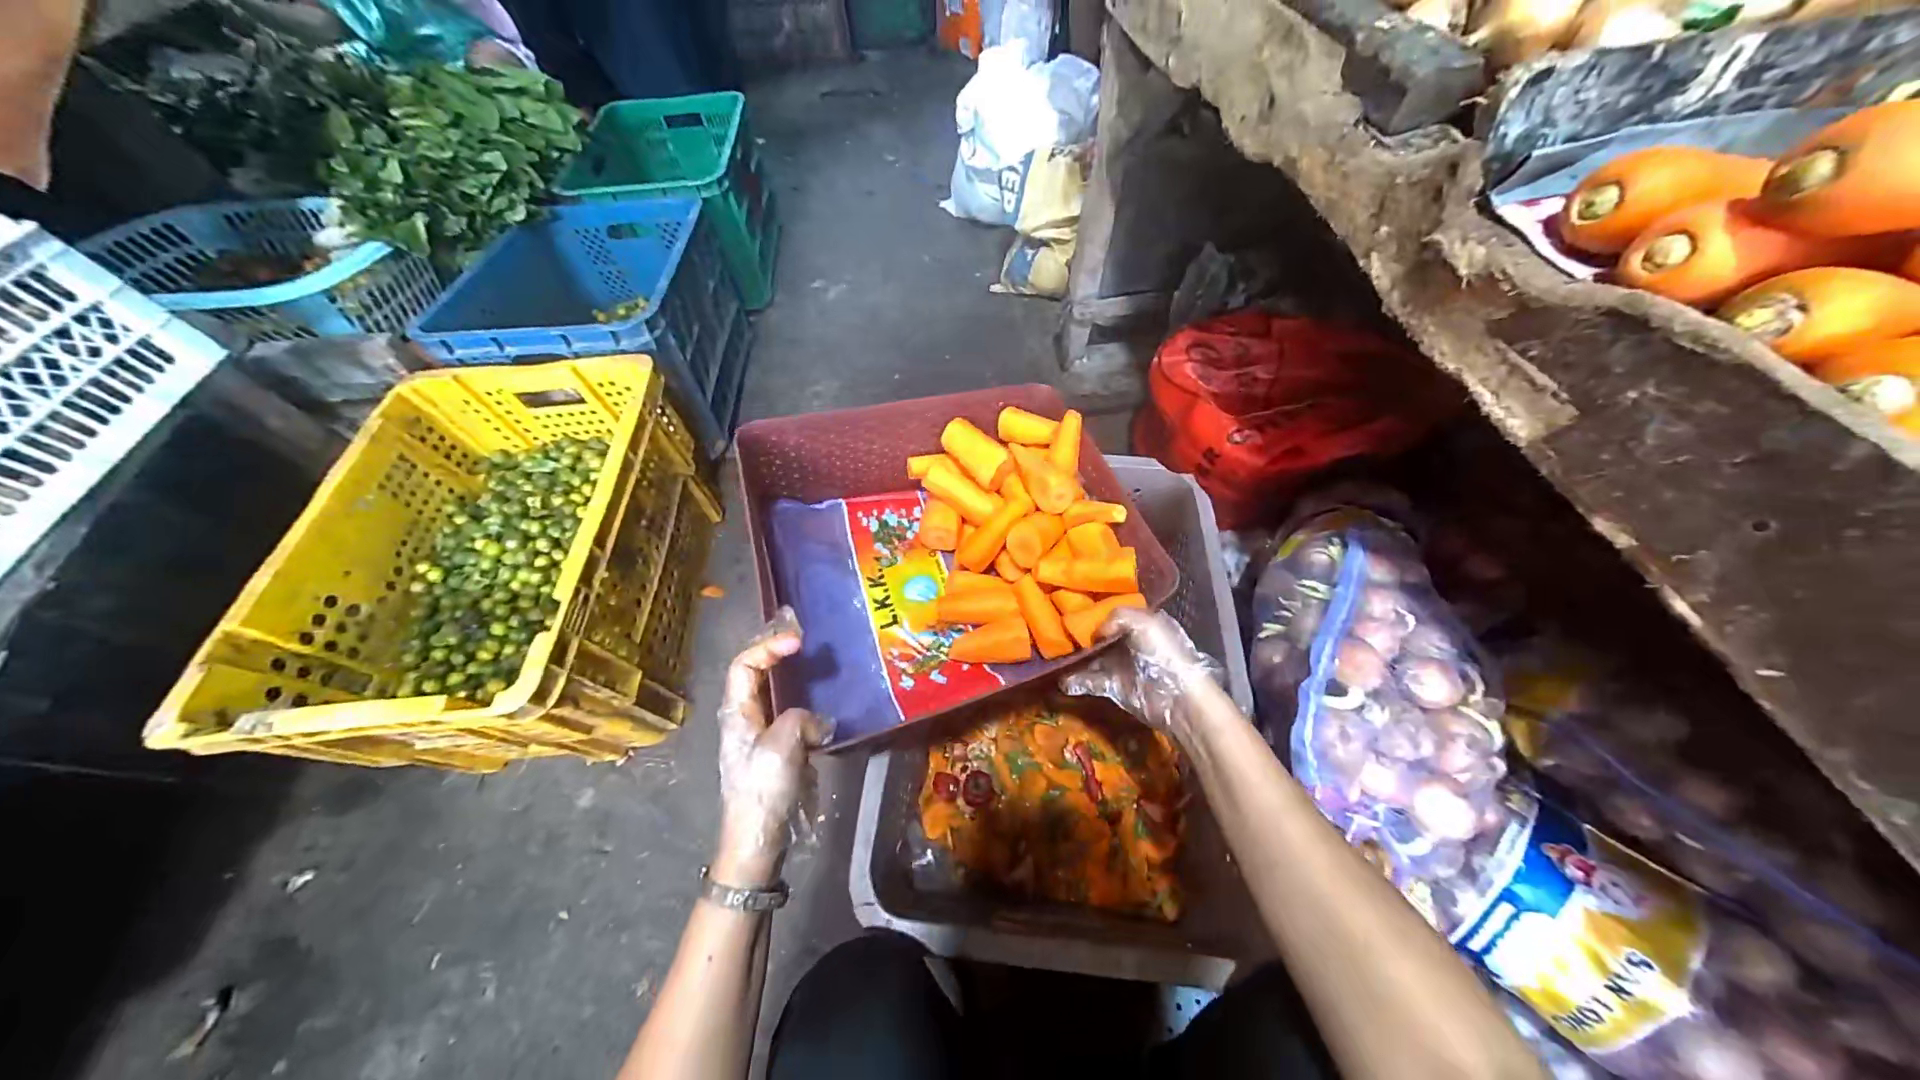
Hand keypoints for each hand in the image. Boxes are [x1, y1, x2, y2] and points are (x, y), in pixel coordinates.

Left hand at [713, 606, 828, 887]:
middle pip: (756, 674)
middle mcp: (744, 718)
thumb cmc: (762, 790)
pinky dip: (805, 703)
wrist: (757, 838)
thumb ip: (800, 719)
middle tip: (807, 644)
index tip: (798, 642)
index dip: (768, 646)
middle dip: (778, 654)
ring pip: (774, 694)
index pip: (744, 665)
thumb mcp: (782, 747)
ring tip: (819, 668)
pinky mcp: (774, 750)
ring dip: (793, 678)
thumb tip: (816, 721)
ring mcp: (759, 735)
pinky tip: (823, 707)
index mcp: (736, 713)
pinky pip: (789, 715)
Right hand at [1058, 606, 1222, 746]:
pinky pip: (1088, 680)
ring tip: (1051, 654)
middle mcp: (1129, 643)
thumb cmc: (1162, 654)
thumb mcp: (1145, 622)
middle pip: (1098, 636)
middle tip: (1056, 631)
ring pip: (1090, 658)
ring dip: (1073, 657)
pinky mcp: (1113, 687)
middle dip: (1079, 635)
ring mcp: (1120, 666)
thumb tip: (1096, 633)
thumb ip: (1117, 616)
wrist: (1176, 698)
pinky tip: (1060, 677)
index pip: (1113, 614)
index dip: (1094, 612)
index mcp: (1141, 624)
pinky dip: (1074, 680)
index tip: (1070, 610)